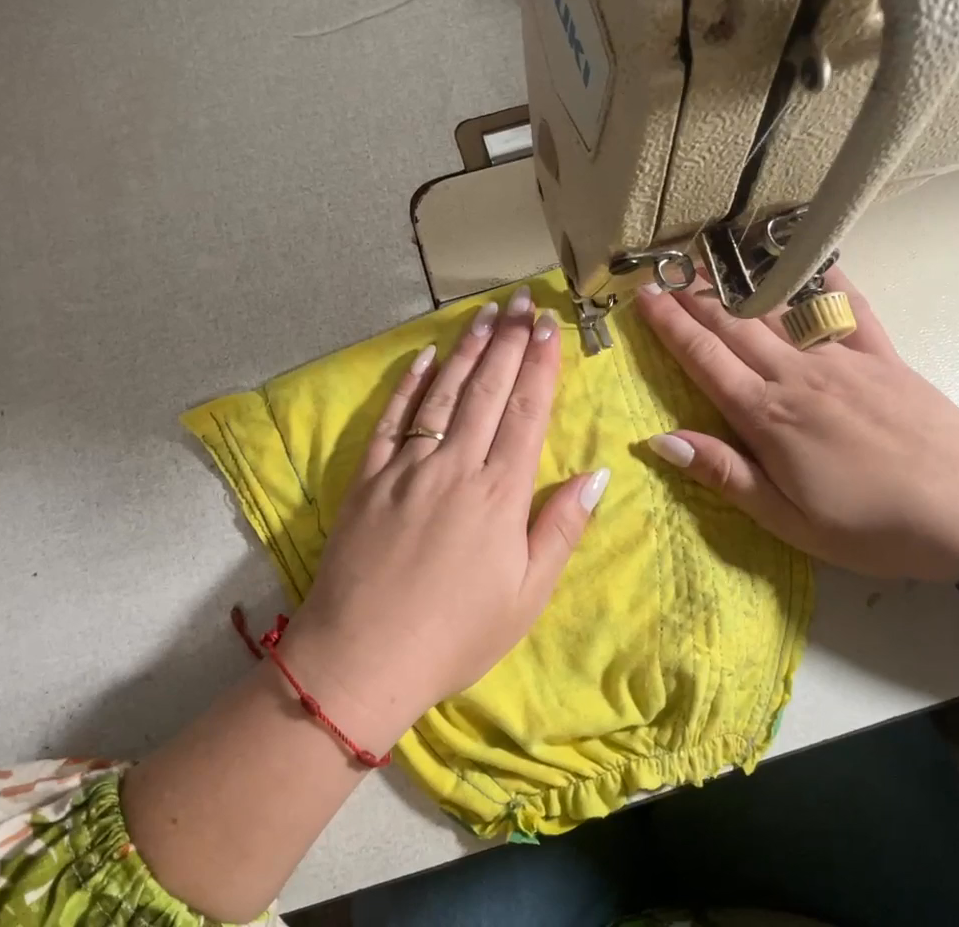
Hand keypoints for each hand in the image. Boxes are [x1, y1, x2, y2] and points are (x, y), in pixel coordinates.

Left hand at [280, 287, 609, 738]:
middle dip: (509, 340)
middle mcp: (455, 465)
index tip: (550, 327)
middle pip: (488, 389)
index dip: (540, 365)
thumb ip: (561, 529)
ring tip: (485, 313)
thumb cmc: (456, 635)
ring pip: (443, 393)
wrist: (362, 658)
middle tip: (523, 301)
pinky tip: (424, 357)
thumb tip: (596, 475)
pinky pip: (391, 419)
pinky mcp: (368, 478)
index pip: (527, 412)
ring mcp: (406, 467)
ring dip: (466, 350)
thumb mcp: (527, 595)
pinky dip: (409, 384)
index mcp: (500, 493)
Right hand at [634, 269, 958, 584]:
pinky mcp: (882, 355)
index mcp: (767, 417)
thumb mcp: (788, 520)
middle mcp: (797, 376)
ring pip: (777, 311)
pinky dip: (823, 278)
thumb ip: (725, 474)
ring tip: (710, 262)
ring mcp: (841, 359)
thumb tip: (660, 439)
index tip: (642, 297)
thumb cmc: (870, 526)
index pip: (704, 360)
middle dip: (693, 296)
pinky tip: (807, 260)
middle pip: (733, 326)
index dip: (669, 326)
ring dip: (739, 284)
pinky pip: (846, 306)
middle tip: (663, 271)